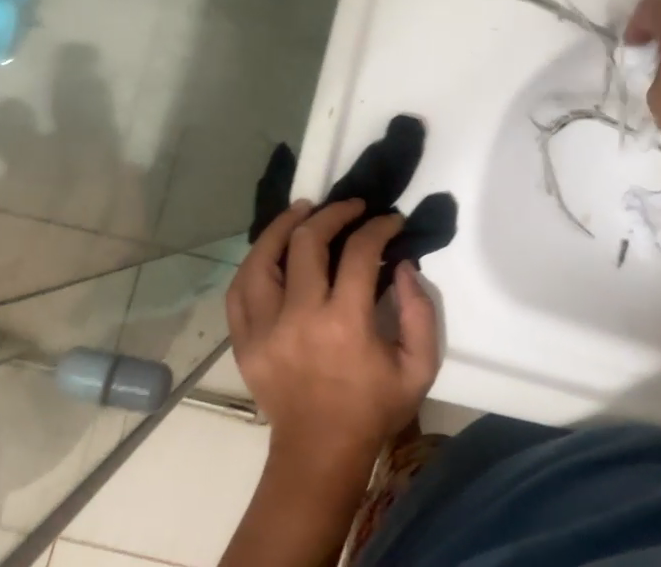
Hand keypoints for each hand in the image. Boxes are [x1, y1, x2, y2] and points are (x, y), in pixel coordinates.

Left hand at [226, 199, 441, 469]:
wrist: (320, 452)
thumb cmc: (373, 408)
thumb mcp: (419, 367)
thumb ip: (421, 312)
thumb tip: (402, 265)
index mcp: (345, 323)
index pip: (359, 252)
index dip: (378, 227)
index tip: (391, 222)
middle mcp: (300, 317)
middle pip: (307, 241)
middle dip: (333, 214)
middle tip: (351, 207)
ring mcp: (264, 329)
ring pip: (263, 257)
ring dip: (285, 226)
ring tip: (303, 210)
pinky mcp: (244, 341)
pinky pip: (239, 289)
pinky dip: (254, 262)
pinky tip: (271, 249)